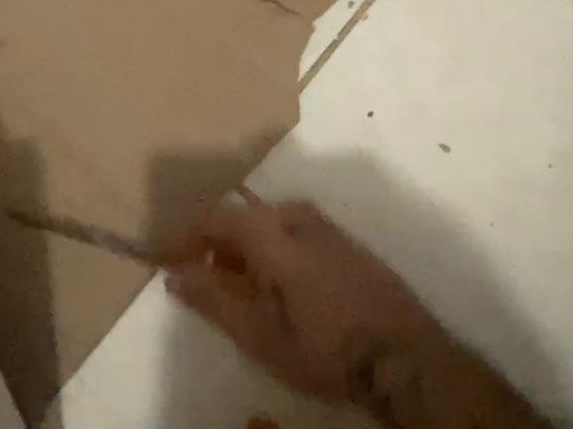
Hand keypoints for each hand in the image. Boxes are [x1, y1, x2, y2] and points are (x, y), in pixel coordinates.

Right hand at [162, 200, 440, 401]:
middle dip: (219, 248)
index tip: (166, 261)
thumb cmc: (324, 346)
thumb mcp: (258, 333)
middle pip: (242, 220)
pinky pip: (295, 234)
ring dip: (250, 251)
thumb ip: (212, 299)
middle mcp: (295, 214)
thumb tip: (173, 274)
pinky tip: (283, 286)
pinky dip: (277, 252)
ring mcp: (325, 225)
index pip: (212, 221)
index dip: (184, 240)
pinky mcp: (347, 241)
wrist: (406, 358)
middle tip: (208, 282)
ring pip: (270, 226)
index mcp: (268, 229)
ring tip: (246, 289)